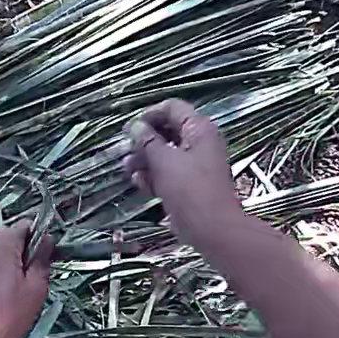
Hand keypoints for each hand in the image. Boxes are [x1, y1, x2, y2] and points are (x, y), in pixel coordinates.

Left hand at [0, 220, 53, 337]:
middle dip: (21, 249)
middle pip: (7, 237)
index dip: (38, 237)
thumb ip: (42, 258)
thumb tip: (47, 238)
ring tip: (16, 287)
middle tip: (33, 274)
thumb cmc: (12, 314)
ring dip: (6, 261)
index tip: (46, 256)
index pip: (24, 226)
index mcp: (2, 244)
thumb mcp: (37, 286)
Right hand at [125, 100, 244, 242]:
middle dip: (144, 140)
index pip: (172, 108)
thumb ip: (147, 141)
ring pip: (165, 153)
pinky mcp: (189, 184)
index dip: (149, 115)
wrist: (212, 229)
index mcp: (199, 130)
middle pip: (167, 130)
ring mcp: (195, 164)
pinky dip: (154, 175)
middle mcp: (199, 143)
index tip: (130, 129)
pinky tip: (138, 182)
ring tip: (127, 168)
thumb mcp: (164, 162)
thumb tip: (135, 126)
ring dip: (145, 159)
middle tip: (126, 150)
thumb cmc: (190, 190)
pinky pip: (168, 172)